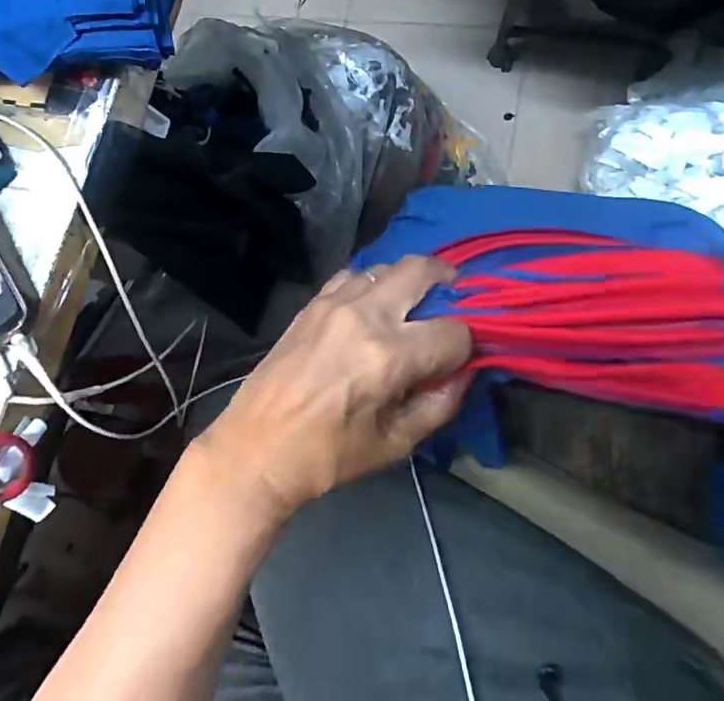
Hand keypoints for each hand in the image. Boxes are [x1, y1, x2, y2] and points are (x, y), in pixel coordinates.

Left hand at [194, 255, 472, 521]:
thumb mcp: (396, 443)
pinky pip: (354, 275)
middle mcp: (364, 315)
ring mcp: (334, 302)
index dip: (465, 346)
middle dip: (448, 282)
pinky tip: (372, 308)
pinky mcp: (313, 303)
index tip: (457, 360)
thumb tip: (464, 371)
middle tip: (454, 302)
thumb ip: (440, 403)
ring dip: (409, 282)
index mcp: (388, 356)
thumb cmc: (328, 455)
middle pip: (423, 270)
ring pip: (388, 267)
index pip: (454, 331)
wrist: (257, 447)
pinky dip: (373, 284)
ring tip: (413, 307)